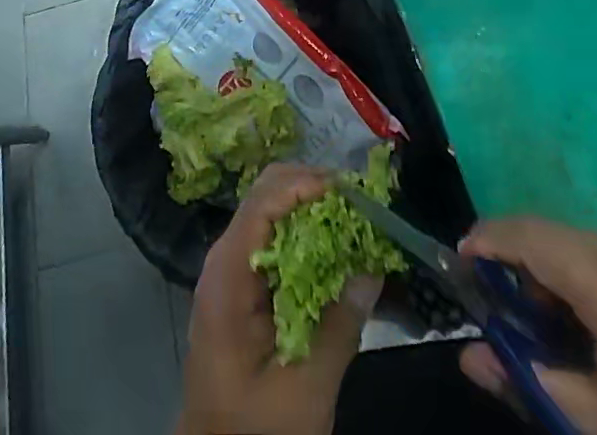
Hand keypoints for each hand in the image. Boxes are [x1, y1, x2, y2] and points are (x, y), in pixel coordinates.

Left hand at [177, 163, 382, 434]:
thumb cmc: (256, 427)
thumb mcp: (306, 386)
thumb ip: (340, 325)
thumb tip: (372, 268)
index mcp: (229, 275)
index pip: (262, 203)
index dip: (304, 186)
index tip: (350, 191)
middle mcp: (224, 260)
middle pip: (263, 196)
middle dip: (310, 187)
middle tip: (358, 200)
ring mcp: (230, 271)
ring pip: (268, 213)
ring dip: (309, 206)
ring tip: (354, 215)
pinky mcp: (241, 286)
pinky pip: (271, 239)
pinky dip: (303, 232)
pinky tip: (334, 245)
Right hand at [458, 219, 596, 434]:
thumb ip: (532, 381)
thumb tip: (469, 357)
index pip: (525, 234)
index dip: (483, 243)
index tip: (458, 271)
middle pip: (549, 241)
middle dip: (520, 280)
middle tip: (518, 338)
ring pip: (577, 249)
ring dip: (554, 285)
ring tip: (567, 347)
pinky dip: (586, 285)